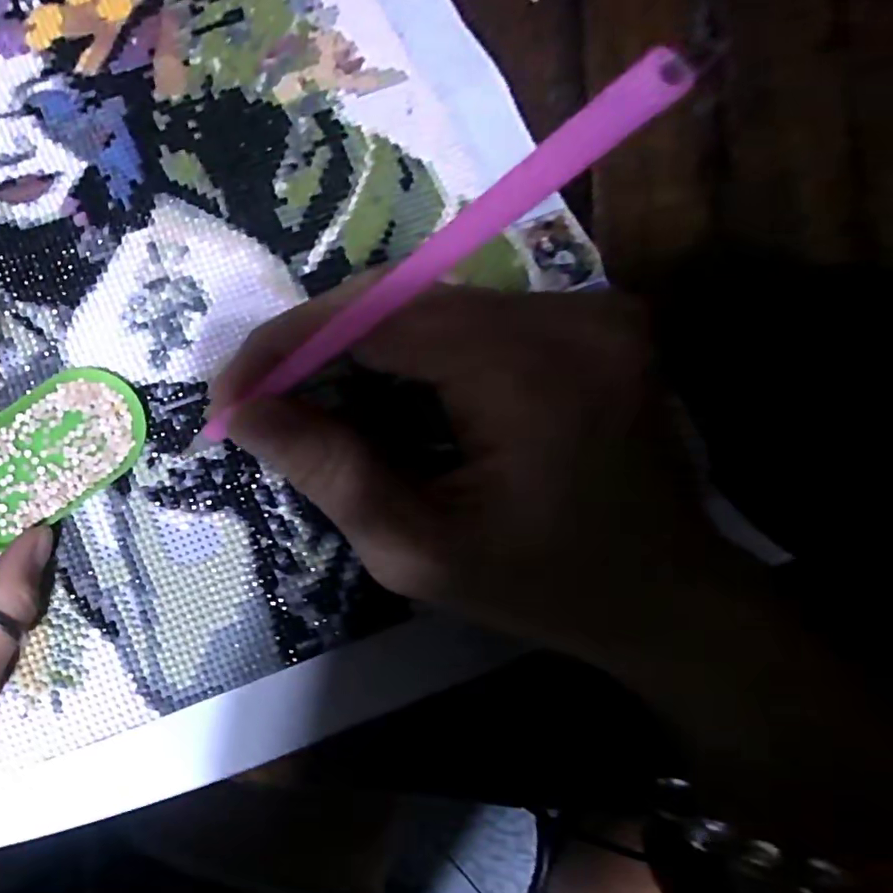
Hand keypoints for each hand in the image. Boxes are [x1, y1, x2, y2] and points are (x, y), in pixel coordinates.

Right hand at [212, 279, 731, 661]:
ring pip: (418, 298)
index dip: (285, 345)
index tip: (226, 397)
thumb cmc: (536, 587)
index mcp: (533, 372)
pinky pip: (452, 315)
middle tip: (248, 399)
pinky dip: (386, 347)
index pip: (377, 317)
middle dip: (304, 342)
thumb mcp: (412, 549)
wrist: (666, 598)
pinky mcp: (575, 320)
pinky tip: (357, 390)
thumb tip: (242, 413)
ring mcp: (580, 309)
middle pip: (395, 295)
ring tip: (289, 397)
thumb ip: (327, 471)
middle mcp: (566, 314)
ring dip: (340, 343)